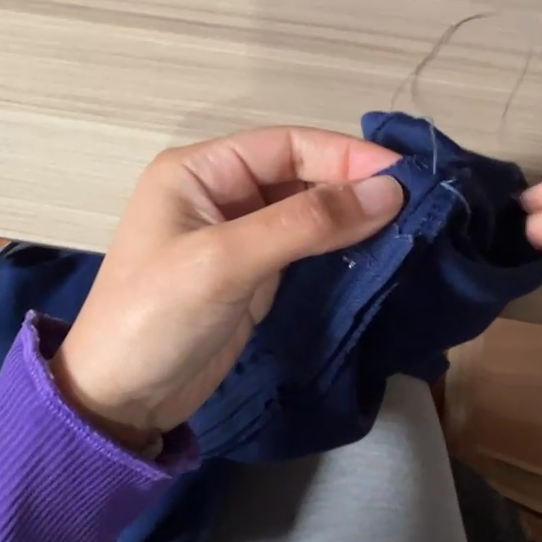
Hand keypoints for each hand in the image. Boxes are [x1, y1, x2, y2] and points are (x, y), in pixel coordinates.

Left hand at [53, 128, 405, 452]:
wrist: (120, 396)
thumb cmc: (157, 316)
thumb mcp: (225, 262)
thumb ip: (304, 223)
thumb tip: (388, 190)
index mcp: (197, 171)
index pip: (283, 144)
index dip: (343, 154)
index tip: (406, 176)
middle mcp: (217, 193)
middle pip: (297, 173)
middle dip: (352, 184)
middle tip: (421, 203)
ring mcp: (234, 235)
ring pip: (304, 210)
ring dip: (351, 215)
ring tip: (412, 225)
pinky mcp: (249, 274)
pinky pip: (302, 247)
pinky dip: (338, 247)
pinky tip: (376, 252)